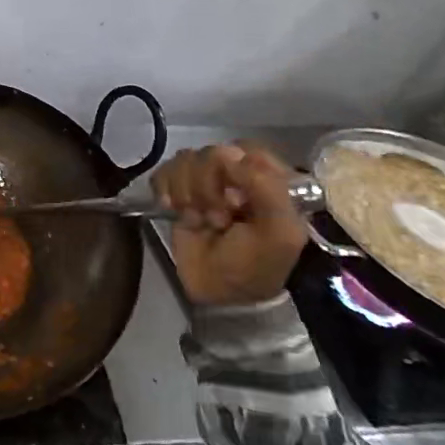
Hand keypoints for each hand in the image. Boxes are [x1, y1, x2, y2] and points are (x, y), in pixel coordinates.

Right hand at [153, 142, 309, 305]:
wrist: (221, 295)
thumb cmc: (257, 265)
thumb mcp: (281, 234)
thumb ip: (269, 189)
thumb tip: (230, 155)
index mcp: (267, 177)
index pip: (244, 149)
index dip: (235, 171)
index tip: (237, 202)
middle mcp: (234, 174)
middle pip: (211, 153)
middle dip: (209, 189)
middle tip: (218, 220)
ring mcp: (203, 182)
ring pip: (185, 160)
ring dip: (188, 194)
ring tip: (198, 221)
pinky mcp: (176, 192)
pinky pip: (163, 172)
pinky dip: (165, 190)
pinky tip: (173, 210)